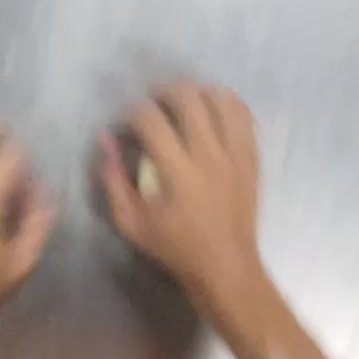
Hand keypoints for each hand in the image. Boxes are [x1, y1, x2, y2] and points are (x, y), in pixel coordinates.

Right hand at [99, 82, 269, 325]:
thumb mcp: (132, 224)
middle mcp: (210, 156)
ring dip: (198, 91)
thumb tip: (106, 140)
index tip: (125, 124)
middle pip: (188, 98)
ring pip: (221, 99)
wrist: (226, 266)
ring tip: (183, 102)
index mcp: (178, 173)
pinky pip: (244, 115)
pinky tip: (213, 111)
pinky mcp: (252, 157)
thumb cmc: (175, 249)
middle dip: (164, 91)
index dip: (132, 112)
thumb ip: (114, 181)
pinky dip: (226, 104)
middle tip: (152, 103)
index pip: (151, 120)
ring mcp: (236, 154)